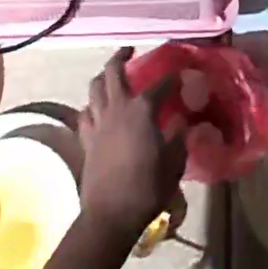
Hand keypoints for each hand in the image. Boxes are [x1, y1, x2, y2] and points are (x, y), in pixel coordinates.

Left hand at [76, 48, 186, 236]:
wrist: (110, 217)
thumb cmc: (147, 187)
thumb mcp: (174, 162)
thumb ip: (178, 137)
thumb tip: (181, 121)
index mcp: (143, 110)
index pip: (161, 84)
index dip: (173, 78)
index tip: (182, 75)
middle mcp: (118, 108)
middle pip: (113, 72)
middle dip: (121, 57)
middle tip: (130, 51)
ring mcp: (98, 123)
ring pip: (94, 88)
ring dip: (103, 77)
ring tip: (111, 76)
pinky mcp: (85, 140)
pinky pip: (85, 113)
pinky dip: (91, 106)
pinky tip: (97, 109)